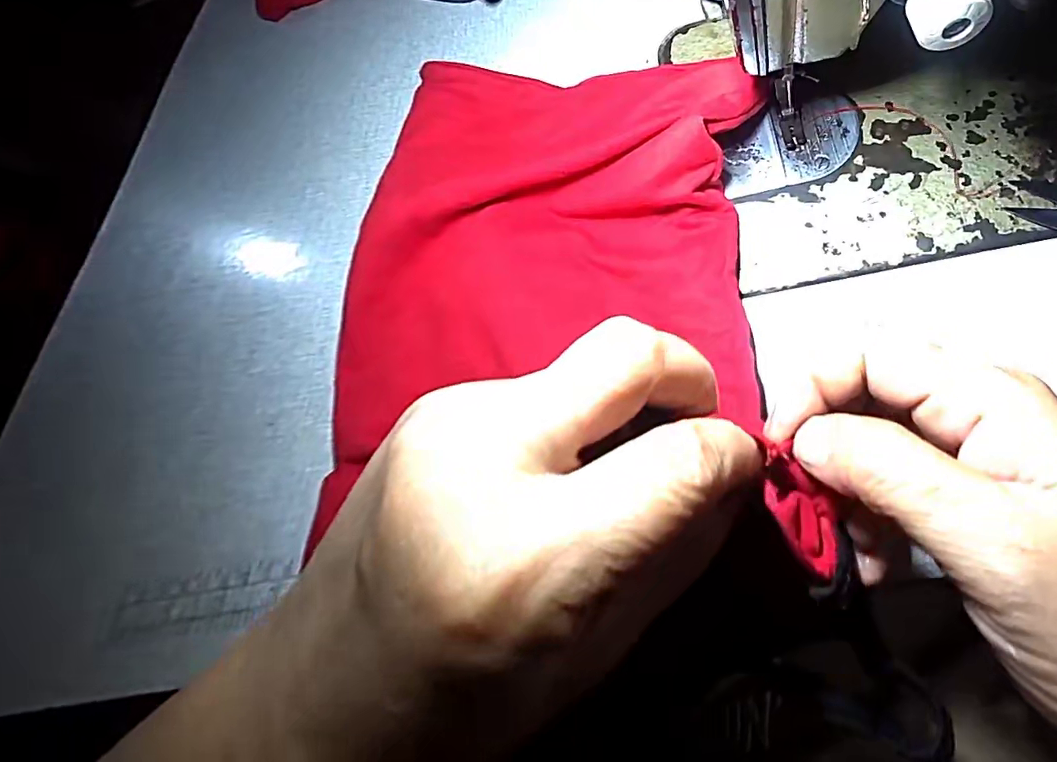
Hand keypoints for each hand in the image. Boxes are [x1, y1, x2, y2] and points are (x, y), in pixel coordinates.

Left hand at [110, 318, 762, 760]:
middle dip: (690, 373)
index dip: (731, 452)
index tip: (741, 463)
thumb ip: (679, 553)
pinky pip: (541, 384)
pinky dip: (576, 413)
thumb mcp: (597, 655)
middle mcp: (485, 454)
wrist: (315, 698)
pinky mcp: (433, 402)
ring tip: (620, 454)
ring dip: (626, 398)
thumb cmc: (464, 704)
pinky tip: (556, 464)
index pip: (678, 457)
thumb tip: (732, 475)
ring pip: (585, 361)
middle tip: (700, 416)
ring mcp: (449, 414)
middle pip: (629, 351)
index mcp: (531, 550)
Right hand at [764, 344, 1056, 761]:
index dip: (816, 387)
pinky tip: (871, 562)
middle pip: (871, 398)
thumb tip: (806, 435)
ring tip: (844, 545)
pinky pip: (893, 490)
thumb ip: (892, 472)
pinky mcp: (968, 508)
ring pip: (874, 447)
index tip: (779, 447)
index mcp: (994, 398)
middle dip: (826, 444)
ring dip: (844, 490)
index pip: (876, 354)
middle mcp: (979, 415)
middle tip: (803, 502)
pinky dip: (867, 520)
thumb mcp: (993, 543)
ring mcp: (974, 463)